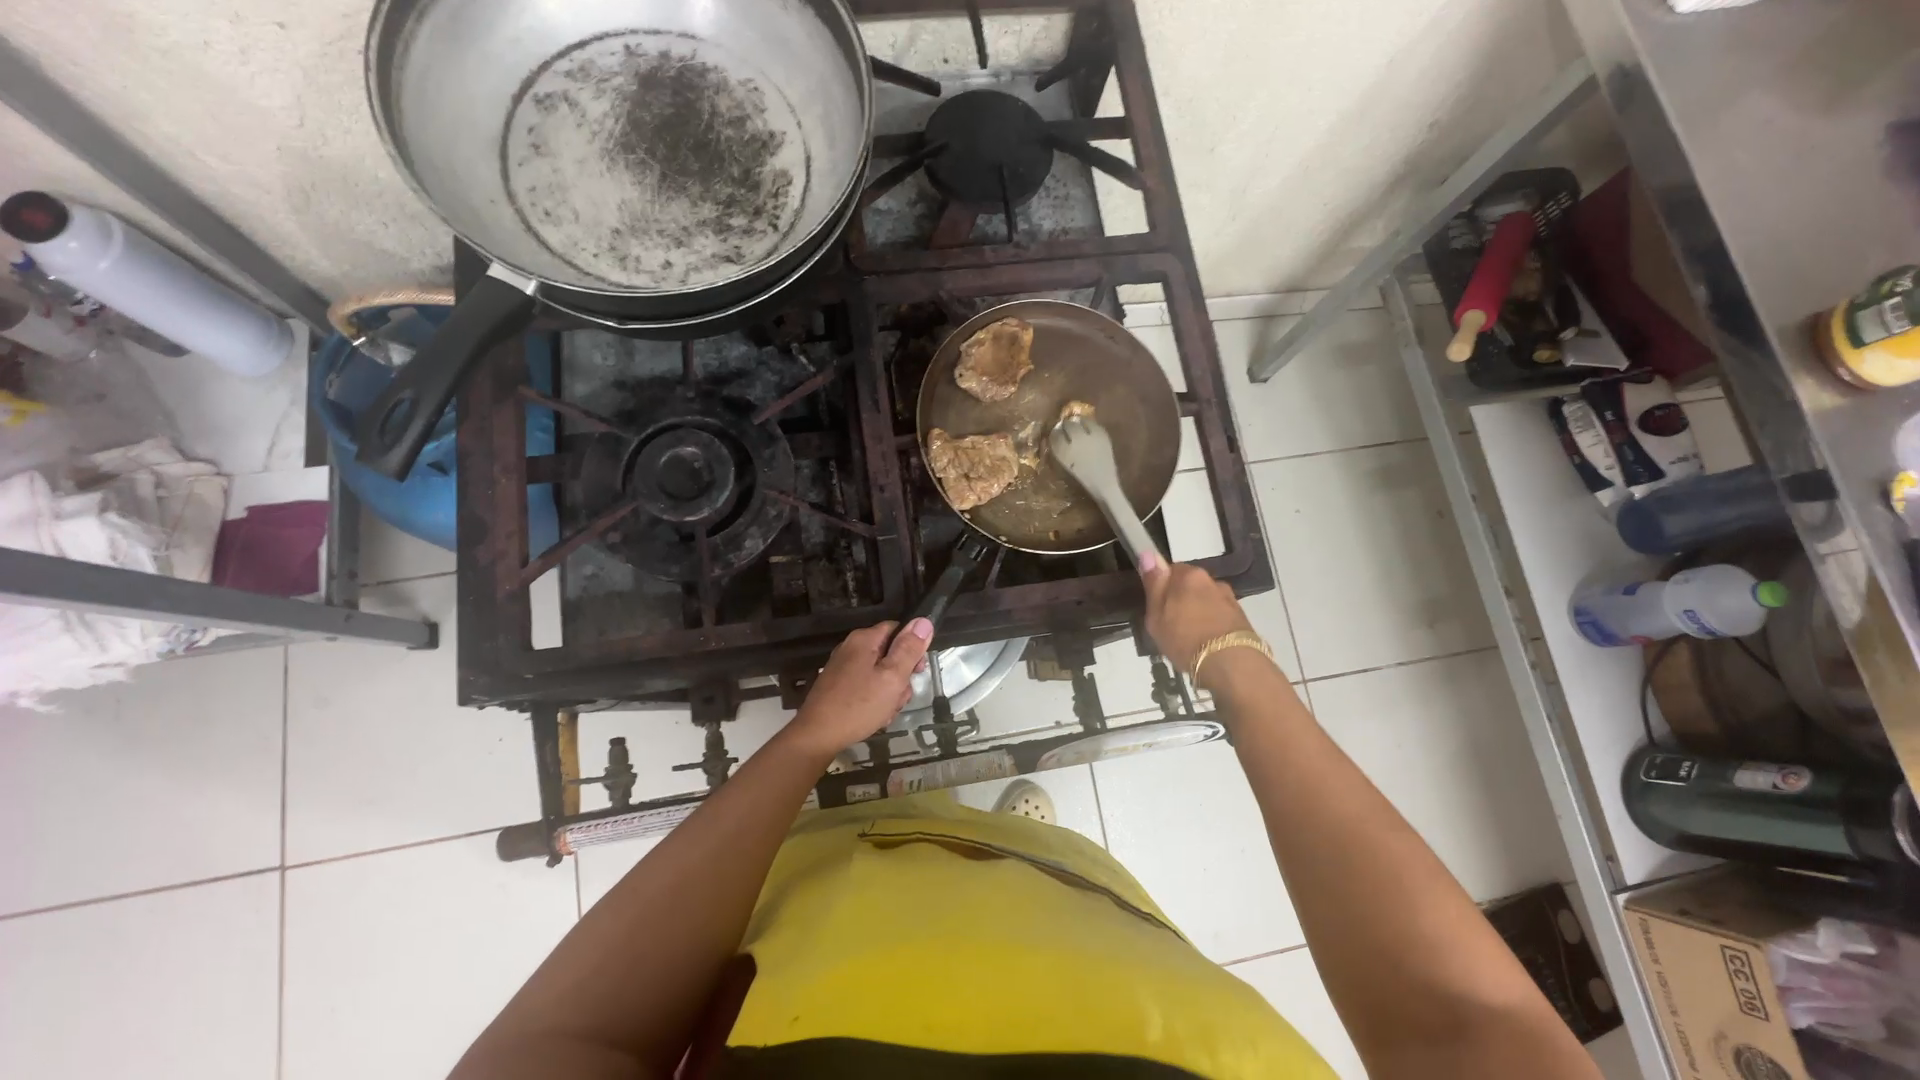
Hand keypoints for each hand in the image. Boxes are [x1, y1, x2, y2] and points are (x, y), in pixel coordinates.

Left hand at [786, 619, 933, 757]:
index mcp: (864, 640)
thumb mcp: (892, 677)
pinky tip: (874, 717)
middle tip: (898, 698)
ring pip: (879, 674)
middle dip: (900, 678)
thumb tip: (923, 621)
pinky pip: (865, 687)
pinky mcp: (838, 686)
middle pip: (889, 654)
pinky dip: (874, 700)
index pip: (897, 629)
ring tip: (885, 712)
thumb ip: (909, 649)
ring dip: (889, 693)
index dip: (912, 648)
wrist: (817, 735)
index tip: (917, 671)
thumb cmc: (858, 705)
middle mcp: (851, 648)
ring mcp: (842, 668)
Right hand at [1139, 553, 1256, 680]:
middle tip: (1170, 625)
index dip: (1161, 589)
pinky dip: (1211, 624)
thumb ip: (1154, 584)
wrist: (1232, 665)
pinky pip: (1218, 615)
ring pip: (1205, 601)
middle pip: (1190, 585)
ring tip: (1190, 638)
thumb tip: (1148, 553)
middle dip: (1181, 600)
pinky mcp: (1241, 617)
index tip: (1157, 608)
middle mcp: (1212, 580)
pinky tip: (1206, 643)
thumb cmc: (1185, 639)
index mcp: (1189, 575)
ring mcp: (1229, 599)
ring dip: (1198, 613)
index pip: (1170, 570)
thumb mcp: (1156, 616)